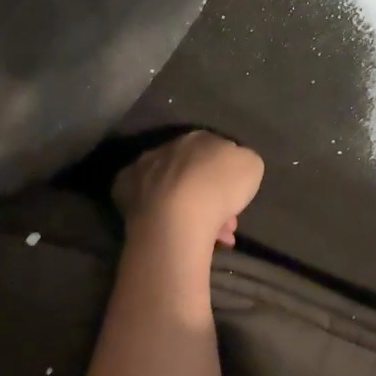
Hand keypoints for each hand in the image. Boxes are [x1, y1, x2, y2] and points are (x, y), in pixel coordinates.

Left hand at [113, 131, 265, 247]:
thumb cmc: (219, 188)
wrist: (176, 217)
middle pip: (192, 172)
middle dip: (209, 196)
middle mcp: (168, 147)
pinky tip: (175, 231)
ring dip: (190, 211)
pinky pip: (146, 202)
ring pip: (171, 190)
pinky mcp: (123, 192)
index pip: (218, 152)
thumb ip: (242, 160)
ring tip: (207, 238)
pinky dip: (160, 215)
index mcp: (200, 137)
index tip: (237, 199)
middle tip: (224, 223)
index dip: (229, 177)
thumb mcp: (252, 166)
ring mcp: (143, 169)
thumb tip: (231, 166)